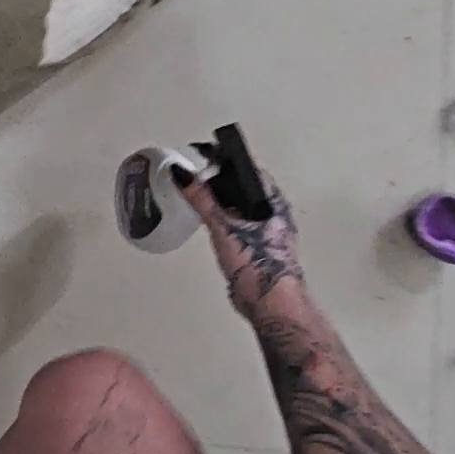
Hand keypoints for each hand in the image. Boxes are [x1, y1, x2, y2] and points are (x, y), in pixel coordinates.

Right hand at [176, 164, 302, 316]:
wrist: (269, 301)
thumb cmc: (259, 263)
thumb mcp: (223, 224)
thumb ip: (201, 198)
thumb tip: (183, 174)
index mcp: (271, 201)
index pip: (249, 168)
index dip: (226, 157)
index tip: (205, 152)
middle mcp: (271, 213)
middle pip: (244, 185)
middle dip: (221, 177)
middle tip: (199, 170)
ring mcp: (264, 231)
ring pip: (240, 205)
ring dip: (221, 199)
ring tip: (200, 194)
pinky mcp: (254, 247)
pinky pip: (235, 224)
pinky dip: (221, 218)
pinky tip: (209, 222)